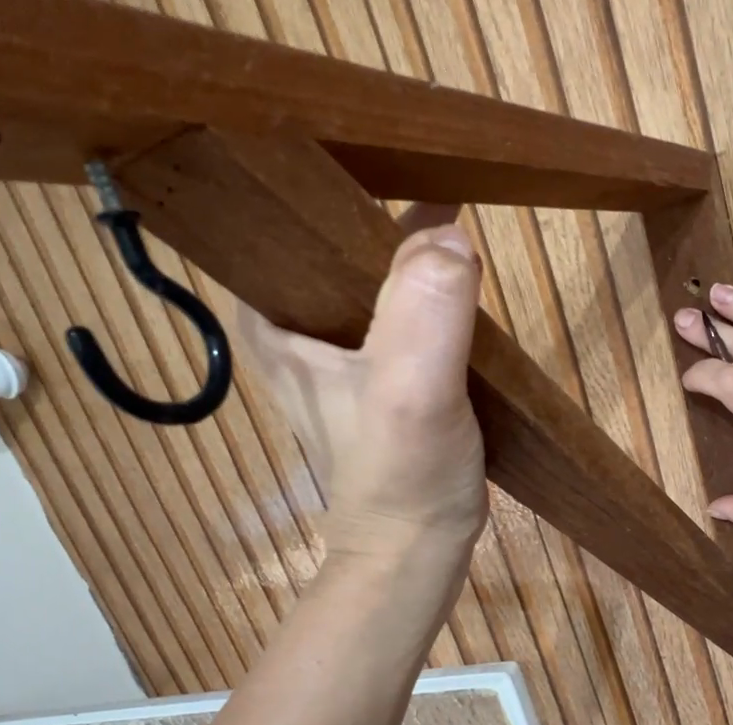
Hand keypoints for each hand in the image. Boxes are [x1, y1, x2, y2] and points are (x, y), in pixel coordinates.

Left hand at [236, 208, 486, 558]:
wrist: (416, 555)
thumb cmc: (402, 479)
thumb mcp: (413, 392)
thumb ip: (427, 312)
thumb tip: (451, 236)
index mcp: (271, 316)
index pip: (288, 218)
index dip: (339, 183)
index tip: (395, 160)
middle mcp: (292, 325)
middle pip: (336, 241)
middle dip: (384, 214)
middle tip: (441, 183)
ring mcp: (335, 352)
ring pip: (372, 276)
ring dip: (412, 256)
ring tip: (455, 218)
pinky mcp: (375, 375)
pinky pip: (399, 312)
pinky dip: (429, 296)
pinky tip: (460, 286)